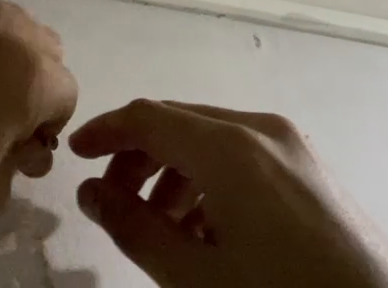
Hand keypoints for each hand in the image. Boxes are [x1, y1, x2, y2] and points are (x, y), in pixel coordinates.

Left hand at [0, 0, 77, 245]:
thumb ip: (23, 161)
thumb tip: (24, 142)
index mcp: (29, 73)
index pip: (66, 92)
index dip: (46, 124)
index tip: (18, 144)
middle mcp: (3, 25)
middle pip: (42, 47)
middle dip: (30, 80)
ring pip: (7, 20)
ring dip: (2, 50)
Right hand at [70, 100, 387, 287]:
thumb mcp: (197, 279)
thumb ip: (134, 229)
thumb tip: (90, 193)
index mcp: (231, 147)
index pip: (148, 117)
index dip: (104, 132)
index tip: (74, 157)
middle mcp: (261, 131)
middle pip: (178, 124)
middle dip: (137, 157)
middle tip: (113, 202)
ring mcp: (293, 149)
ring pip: (210, 141)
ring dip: (172, 174)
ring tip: (160, 228)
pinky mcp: (314, 173)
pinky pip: (243, 159)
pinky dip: (210, 183)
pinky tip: (207, 234)